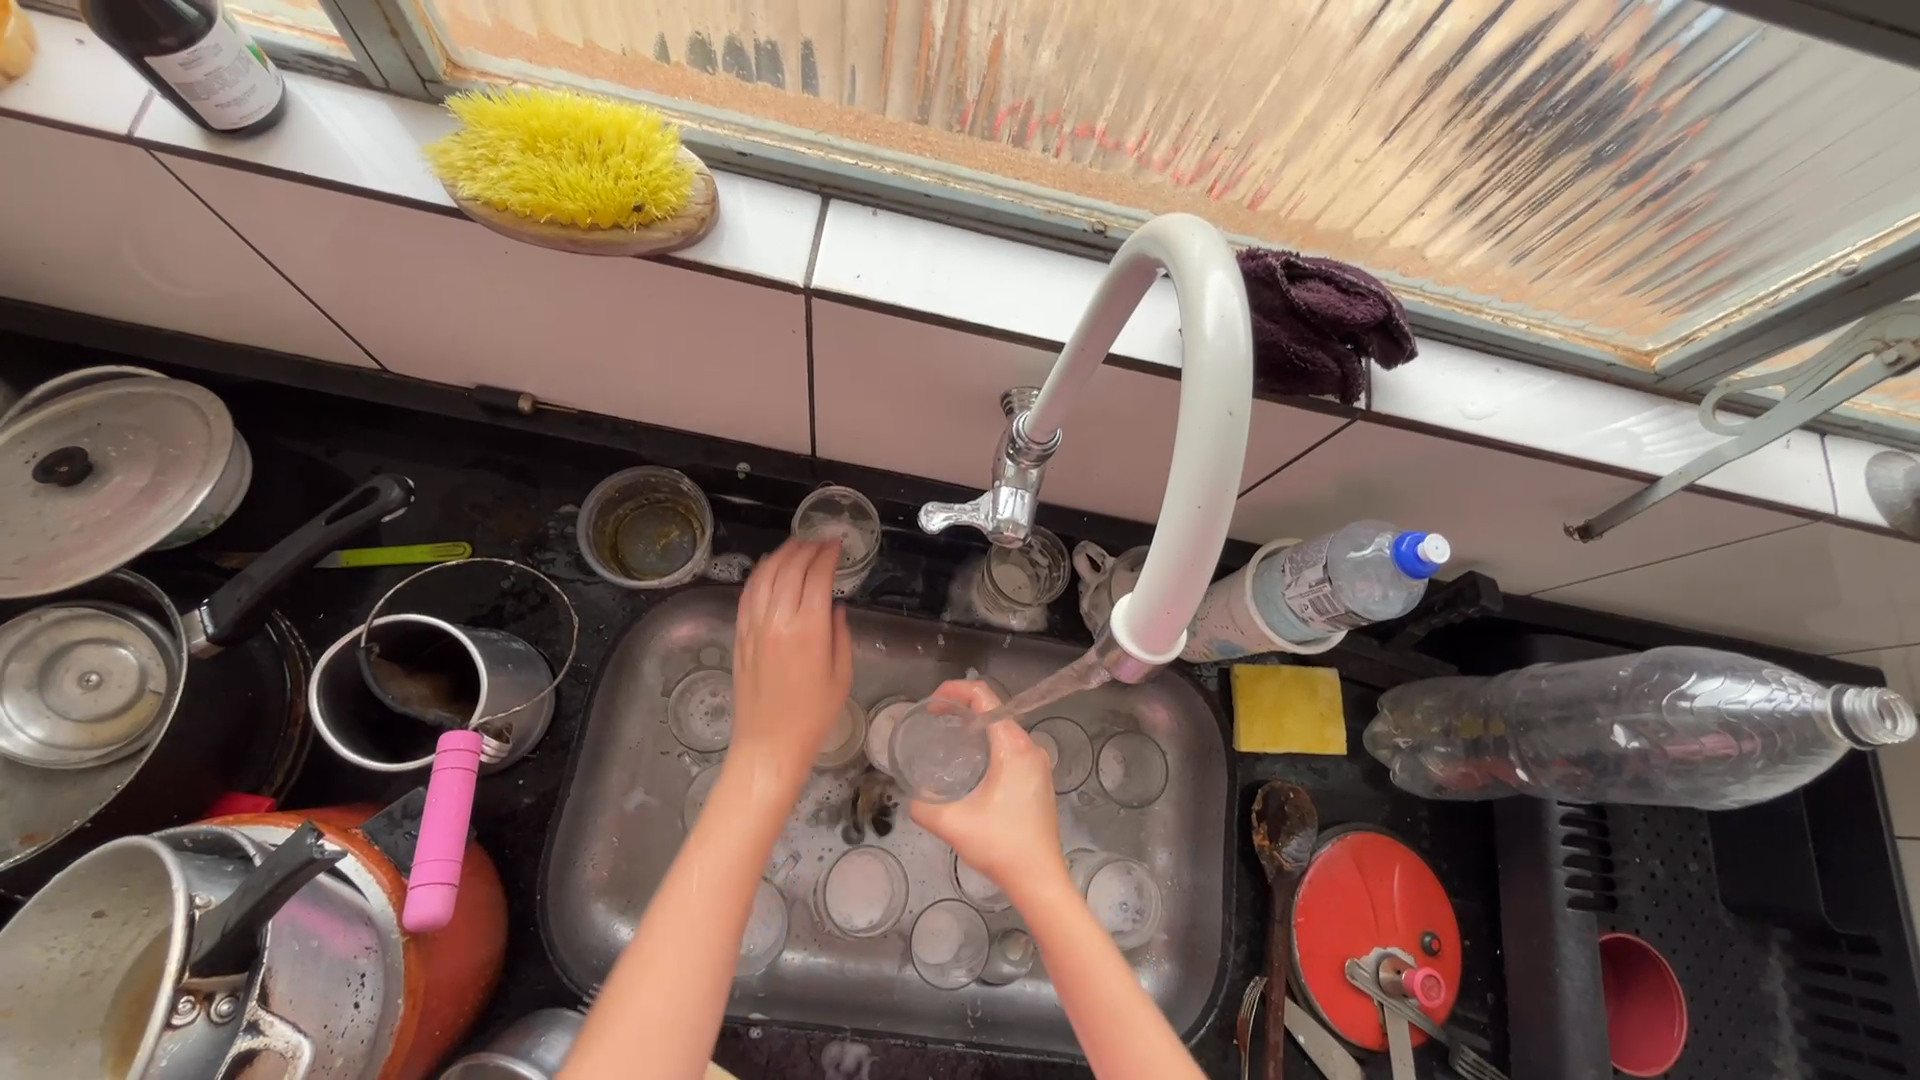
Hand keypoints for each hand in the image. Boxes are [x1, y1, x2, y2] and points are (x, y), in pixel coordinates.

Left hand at [730, 539, 852, 779]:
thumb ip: (841, 634)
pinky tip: (769, 567)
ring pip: (765, 576)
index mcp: (809, 630)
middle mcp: (778, 621)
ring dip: (782, 555)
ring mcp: (754, 627)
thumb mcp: (842, 674)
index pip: (817, 576)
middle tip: (820, 540)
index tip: (838, 545)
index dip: (828, 555)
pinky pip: (747, 595)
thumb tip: (836, 608)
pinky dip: (759, 574)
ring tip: (797, 545)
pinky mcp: (740, 636)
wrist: (769, 742)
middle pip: (790, 568)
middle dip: (807, 548)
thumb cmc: (813, 714)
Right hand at [910, 681, 1065, 901]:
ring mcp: (1038, 763)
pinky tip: (972, 762)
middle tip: (934, 718)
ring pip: (1004, 728)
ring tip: (948, 736)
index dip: (956, 690)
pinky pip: (1012, 746)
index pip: (985, 697)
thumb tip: (910, 797)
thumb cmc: (1000, 846)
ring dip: (977, 725)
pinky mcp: (1039, 779)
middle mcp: (1030, 747)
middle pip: (995, 709)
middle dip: (963, 706)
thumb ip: (923, 806)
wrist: (1039, 878)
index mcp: (1013, 746)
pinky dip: (989, 742)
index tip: (932, 703)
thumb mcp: (952, 824)